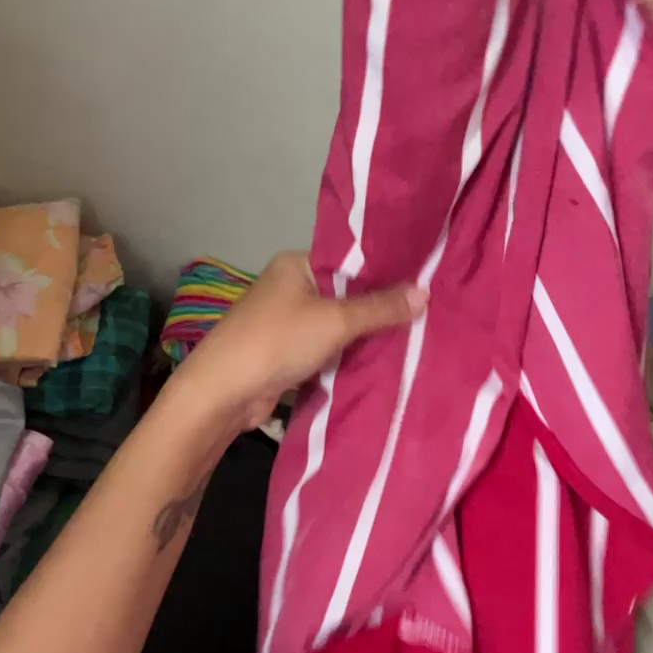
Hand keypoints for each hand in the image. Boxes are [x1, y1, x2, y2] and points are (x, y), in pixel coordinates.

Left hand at [163, 252, 424, 430]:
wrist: (224, 392)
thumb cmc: (277, 341)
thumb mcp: (335, 320)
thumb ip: (380, 308)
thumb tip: (425, 291)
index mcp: (295, 264)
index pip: (349, 260)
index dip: (384, 271)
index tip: (424, 282)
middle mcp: (290, 288)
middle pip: (345, 294)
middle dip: (379, 309)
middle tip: (428, 315)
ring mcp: (286, 323)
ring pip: (337, 326)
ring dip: (364, 337)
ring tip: (415, 338)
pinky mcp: (287, 355)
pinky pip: (326, 350)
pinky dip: (347, 358)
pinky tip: (382, 362)